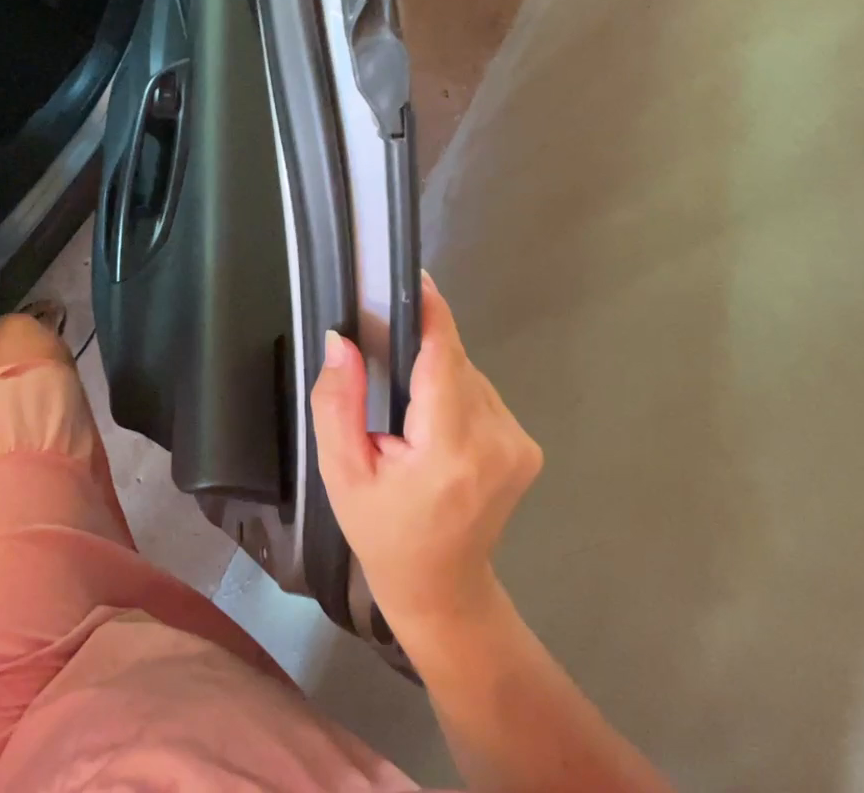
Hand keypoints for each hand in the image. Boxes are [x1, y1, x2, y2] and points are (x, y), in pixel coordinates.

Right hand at [311, 274, 541, 631]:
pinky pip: (482, 395)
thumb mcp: (340, 470)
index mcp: (451, 450)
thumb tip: (341, 341)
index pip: (444, 361)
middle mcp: (499, 441)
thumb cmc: (380, 530)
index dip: (431, 315)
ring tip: (401, 408)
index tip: (412, 278)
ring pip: (470, 376)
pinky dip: (451, 394)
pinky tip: (428, 423)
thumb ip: (337, 403)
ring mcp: (520, 444)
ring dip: (434, 375)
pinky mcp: (526, 446)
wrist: (439, 586)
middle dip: (417, 353)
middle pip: (454, 364)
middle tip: (376, 363)